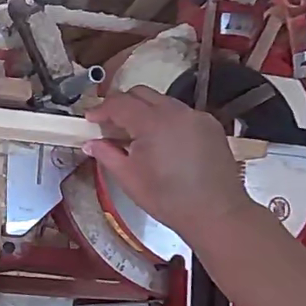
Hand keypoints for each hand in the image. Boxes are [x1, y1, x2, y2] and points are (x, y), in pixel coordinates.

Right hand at [83, 86, 261, 237]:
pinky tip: (161, 143)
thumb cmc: (167, 199)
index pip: (120, 103)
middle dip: (122, 104)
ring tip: (135, 136)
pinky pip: (180, 113)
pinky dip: (164, 120)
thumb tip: (90, 143)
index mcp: (153, 123)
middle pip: (141, 93)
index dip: (101, 109)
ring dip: (144, 111)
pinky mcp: (210, 125)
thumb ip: (106, 154)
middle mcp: (176, 112)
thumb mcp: (128, 179)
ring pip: (162, 101)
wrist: (216, 212)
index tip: (90, 119)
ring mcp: (197, 116)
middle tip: (110, 125)